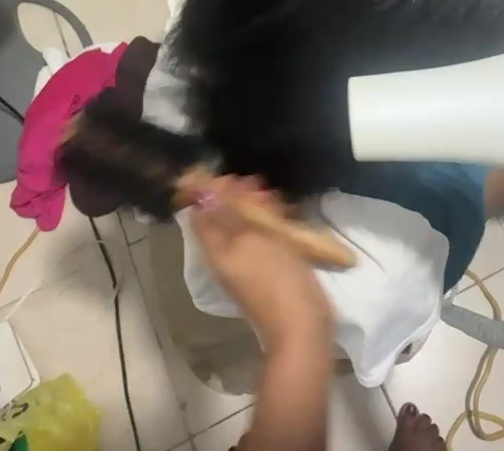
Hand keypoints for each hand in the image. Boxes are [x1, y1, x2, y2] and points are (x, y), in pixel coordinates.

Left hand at [187, 176, 332, 348]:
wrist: (302, 326)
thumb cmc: (275, 277)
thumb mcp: (250, 239)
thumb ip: (226, 214)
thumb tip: (204, 193)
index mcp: (216, 249)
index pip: (202, 212)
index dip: (213, 191)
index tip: (234, 177)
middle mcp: (227, 255)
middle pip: (226, 216)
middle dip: (240, 196)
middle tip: (259, 183)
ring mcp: (249, 262)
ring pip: (248, 225)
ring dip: (258, 207)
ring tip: (276, 196)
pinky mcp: (270, 268)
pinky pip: (265, 238)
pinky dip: (273, 223)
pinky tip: (288, 213)